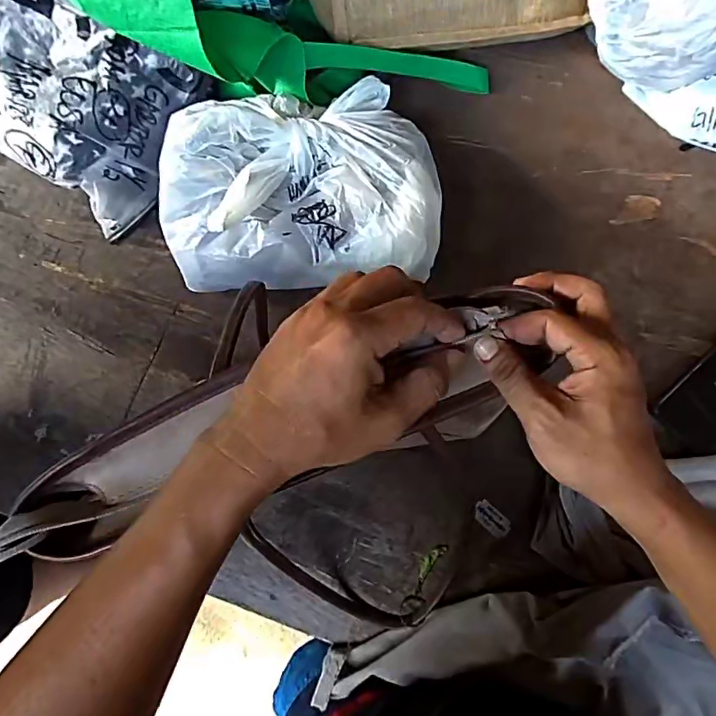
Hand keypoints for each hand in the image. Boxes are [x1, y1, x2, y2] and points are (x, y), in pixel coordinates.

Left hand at [206, 267, 464, 487]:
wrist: (257, 436)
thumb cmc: (321, 435)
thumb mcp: (384, 423)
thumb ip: (426, 386)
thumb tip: (452, 356)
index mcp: (356, 335)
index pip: (414, 310)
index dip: (444, 319)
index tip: (458, 333)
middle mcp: (334, 309)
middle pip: (391, 279)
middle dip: (418, 300)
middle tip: (427, 331)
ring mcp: (311, 307)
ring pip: (364, 279)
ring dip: (388, 295)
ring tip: (395, 329)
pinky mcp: (297, 314)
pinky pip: (339, 291)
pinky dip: (362, 300)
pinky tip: (363, 332)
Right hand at [474, 273, 676, 518]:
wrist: (632, 486)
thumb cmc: (589, 456)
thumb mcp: (542, 419)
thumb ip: (512, 377)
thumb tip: (484, 344)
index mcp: (601, 355)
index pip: (554, 320)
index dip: (520, 323)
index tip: (493, 336)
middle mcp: (614, 347)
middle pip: (588, 294)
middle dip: (551, 284)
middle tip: (515, 290)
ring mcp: (618, 358)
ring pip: (592, 310)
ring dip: (559, 301)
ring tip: (523, 310)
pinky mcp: (614, 371)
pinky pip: (590, 330)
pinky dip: (565, 323)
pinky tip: (540, 339)